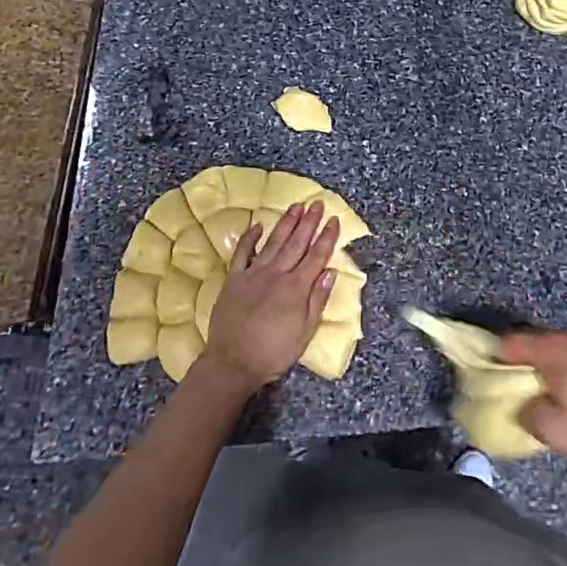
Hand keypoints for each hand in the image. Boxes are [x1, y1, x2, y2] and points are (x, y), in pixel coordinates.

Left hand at [200, 201, 338, 390]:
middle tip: (317, 203)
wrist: (233, 362)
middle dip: (308, 222)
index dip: (326, 238)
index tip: (334, 220)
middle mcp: (276, 275)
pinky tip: (258, 225)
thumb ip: (317, 301)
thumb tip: (330, 273)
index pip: (316, 257)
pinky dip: (250, 238)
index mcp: (296, 288)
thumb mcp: (304, 332)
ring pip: (273, 242)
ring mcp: (253, 274)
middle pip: (296, 243)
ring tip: (296, 206)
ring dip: (286, 223)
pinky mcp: (234, 279)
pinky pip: (242, 253)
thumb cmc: (274, 352)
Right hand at [499, 330, 566, 480]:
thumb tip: (516, 404)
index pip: (508, 342)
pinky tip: (556, 398)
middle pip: (527, 343)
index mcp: (554, 351)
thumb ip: (523, 412)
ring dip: (533, 370)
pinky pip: (564, 360)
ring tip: (528, 398)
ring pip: (546, 352)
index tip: (483, 382)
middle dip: (511, 364)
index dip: (491, 360)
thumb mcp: (553, 431)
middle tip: (503, 392)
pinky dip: (552, 373)